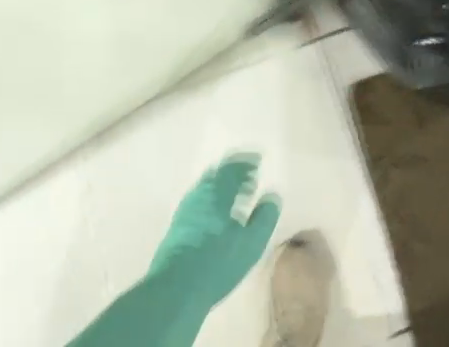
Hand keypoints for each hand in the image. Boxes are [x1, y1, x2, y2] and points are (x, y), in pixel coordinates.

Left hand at [148, 154, 283, 311]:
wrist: (175, 289)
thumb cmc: (217, 263)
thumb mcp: (250, 243)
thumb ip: (264, 217)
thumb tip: (273, 195)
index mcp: (217, 192)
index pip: (232, 167)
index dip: (246, 161)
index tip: (258, 158)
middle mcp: (199, 194)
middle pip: (217, 174)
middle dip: (234, 172)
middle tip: (250, 176)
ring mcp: (185, 210)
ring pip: (206, 187)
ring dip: (223, 186)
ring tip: (237, 196)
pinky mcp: (177, 226)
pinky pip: (199, 200)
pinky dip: (213, 199)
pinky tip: (218, 216)